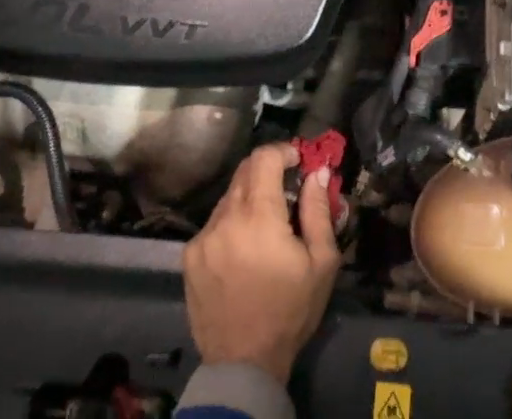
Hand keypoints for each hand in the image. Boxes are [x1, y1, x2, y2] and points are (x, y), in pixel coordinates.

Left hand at [183, 144, 340, 383]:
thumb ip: (318, 210)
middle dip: (267, 171)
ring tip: (267, 226)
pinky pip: (214, 223)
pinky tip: (244, 249)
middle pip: (244, 172)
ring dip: (249, 199)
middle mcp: (225, 218)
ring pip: (228, 198)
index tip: (298, 160)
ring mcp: (202, 237)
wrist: (243, 361)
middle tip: (288, 188)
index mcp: (259, 217)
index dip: (282, 150)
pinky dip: (232, 223)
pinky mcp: (189, 255)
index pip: (263, 158)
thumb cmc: (291, 311)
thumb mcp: (321, 262)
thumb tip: (317, 173)